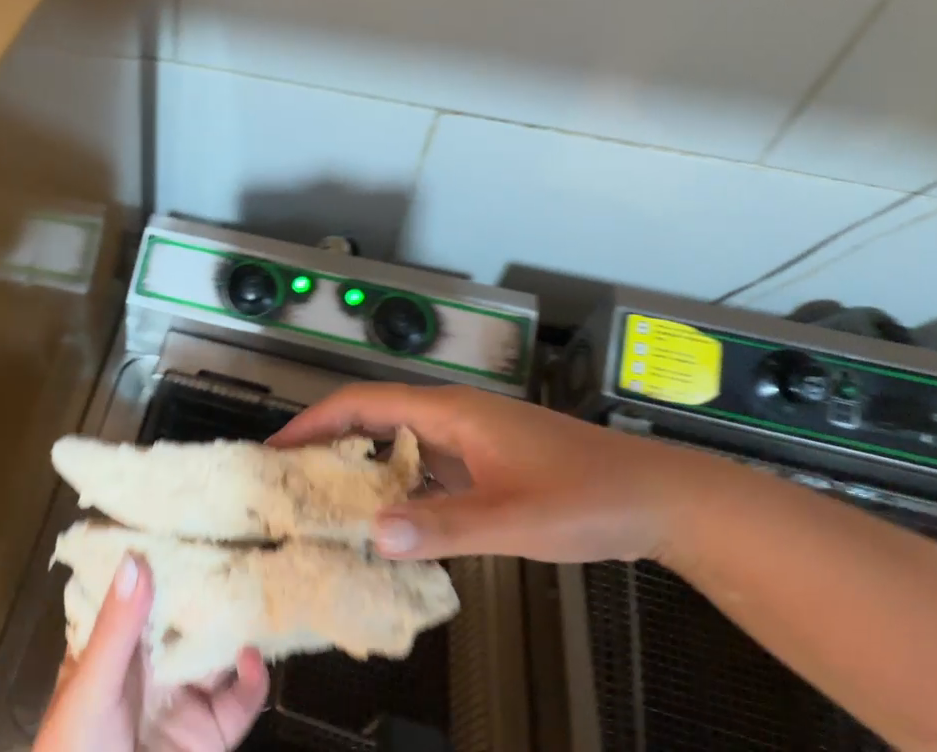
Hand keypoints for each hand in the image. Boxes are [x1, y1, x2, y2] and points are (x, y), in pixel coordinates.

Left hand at [34, 554, 268, 751]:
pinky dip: (252, 678)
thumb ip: (117, 628)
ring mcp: (181, 699)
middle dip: (208, 589)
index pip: (135, 596)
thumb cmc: (76, 749)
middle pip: (183, 620)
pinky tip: (251, 656)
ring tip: (257, 589)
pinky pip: (239, 701)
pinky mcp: (209, 733)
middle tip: (238, 544)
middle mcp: (148, 669)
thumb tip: (136, 557)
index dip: (157, 563)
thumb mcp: (91, 686)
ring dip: (236, 627)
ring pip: (215, 653)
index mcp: (109, 650)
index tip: (184, 522)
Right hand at [269, 383, 714, 563]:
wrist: (661, 501)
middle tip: (288, 479)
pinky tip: (386, 523)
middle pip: (372, 419)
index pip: (361, 403)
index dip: (313, 420)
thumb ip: (444, 526)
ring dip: (359, 468)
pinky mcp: (486, 466)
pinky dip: (395, 489)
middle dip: (327, 444)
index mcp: (449, 412)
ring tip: (323, 503)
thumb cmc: (589, 498)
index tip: (275, 447)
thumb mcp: (513, 518)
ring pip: (396, 445)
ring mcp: (470, 441)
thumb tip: (373, 534)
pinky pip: (423, 470)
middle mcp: (452, 418)